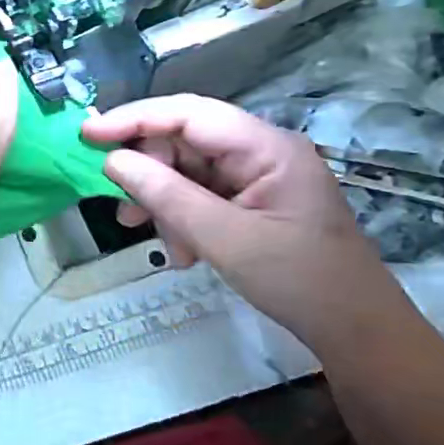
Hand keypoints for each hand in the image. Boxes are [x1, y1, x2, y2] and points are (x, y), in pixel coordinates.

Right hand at [80, 95, 415, 353]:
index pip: (187, 113)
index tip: (87, 134)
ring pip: (184, 170)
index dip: (133, 119)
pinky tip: (181, 252)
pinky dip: (179, 218)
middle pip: (182, 142)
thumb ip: (166, 195)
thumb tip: (112, 162)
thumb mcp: (225, 239)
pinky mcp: (250, 199)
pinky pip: (198, 195)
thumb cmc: (299, 280)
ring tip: (151, 238)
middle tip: (122, 209)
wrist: (356, 331)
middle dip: (148, 174)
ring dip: (161, 202)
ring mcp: (255, 175)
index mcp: (265, 146)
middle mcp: (259, 150)